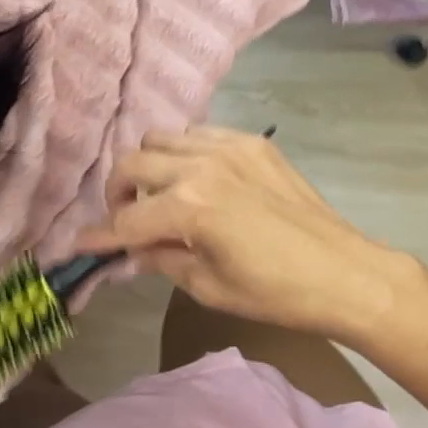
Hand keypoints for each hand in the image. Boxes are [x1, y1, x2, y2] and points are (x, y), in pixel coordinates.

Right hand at [76, 127, 422, 343]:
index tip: (80, 243)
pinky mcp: (251, 141)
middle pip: (133, 164)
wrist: (347, 273)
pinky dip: (185, 152)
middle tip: (127, 217)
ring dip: (150, 165)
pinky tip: (199, 178)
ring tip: (162, 192)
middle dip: (118, 193)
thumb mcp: (209, 286)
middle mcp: (200, 165)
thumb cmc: (276, 293)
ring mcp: (227, 146)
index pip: (127, 219)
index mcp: (190, 206)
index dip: (100, 235)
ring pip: (161, 138)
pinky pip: (198, 133)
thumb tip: (132, 248)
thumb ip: (161, 258)